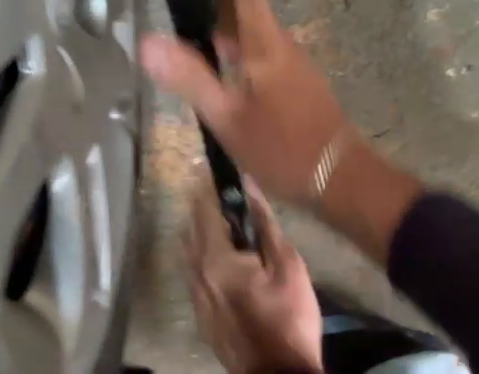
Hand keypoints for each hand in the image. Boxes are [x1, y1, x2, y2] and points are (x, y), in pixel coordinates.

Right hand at [140, 0, 351, 205]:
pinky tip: (223, 91)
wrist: (341, 179)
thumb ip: (189, 77)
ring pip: (255, 37)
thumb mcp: (226, 116)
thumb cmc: (281, 146)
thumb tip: (146, 40)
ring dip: (225, 41)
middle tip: (176, 36)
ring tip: (192, 64)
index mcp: (265, 40)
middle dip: (212, 15)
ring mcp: (294, 64)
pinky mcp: (300, 84)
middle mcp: (282, 43)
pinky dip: (241, 61)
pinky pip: (265, 58)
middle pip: (247, 10)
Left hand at [184, 179, 322, 373]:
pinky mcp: (201, 313)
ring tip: (220, 212)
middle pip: (192, 226)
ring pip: (189, 249)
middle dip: (202, 202)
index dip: (208, 183)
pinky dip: (201, 250)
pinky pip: (193, 269)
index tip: (213, 162)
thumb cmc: (288, 316)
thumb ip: (264, 222)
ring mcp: (196, 296)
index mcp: (216, 259)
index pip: (204, 208)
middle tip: (217, 181)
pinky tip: (220, 248)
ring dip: (200, 226)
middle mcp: (197, 274)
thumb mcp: (287, 263)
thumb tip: (249, 185)